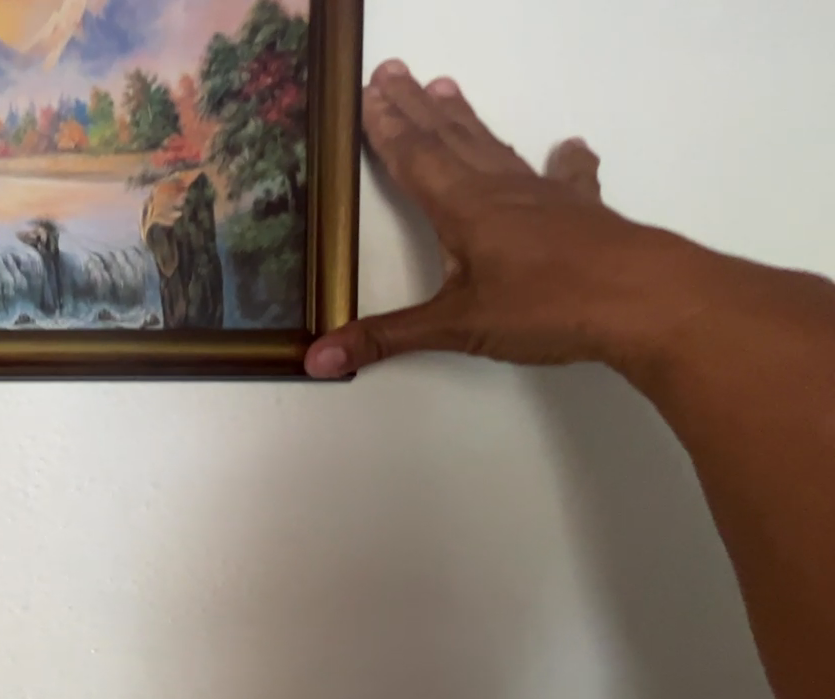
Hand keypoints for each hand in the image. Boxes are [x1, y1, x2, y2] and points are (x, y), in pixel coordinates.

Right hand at [306, 62, 703, 380]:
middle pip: (450, 139)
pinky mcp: (581, 214)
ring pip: (493, 148)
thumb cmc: (548, 306)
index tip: (366, 95)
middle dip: (415, 108)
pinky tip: (568, 148)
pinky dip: (564, 162)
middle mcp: (502, 192)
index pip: (417, 160)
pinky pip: (565, 178)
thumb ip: (383, 338)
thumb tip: (316, 358)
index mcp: (466, 209)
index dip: (387, 129)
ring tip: (445, 88)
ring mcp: (545, 198)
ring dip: (464, 119)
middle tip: (392, 71)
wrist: (653, 303)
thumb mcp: (454, 326)